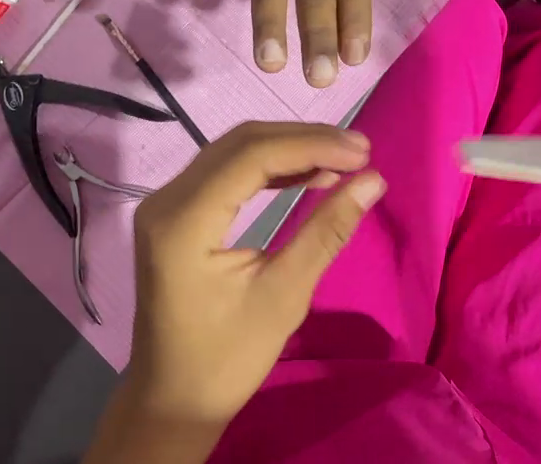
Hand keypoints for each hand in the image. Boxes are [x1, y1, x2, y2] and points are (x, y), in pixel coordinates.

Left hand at [93, 123, 383, 461]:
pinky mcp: (177, 210)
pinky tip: (309, 174)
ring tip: (343, 157)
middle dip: (304, 140)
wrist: (173, 400)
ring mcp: (167, 202)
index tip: (362, 150)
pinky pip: (226, 170)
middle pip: (242, 144)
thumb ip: (326, 231)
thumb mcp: (285, 296)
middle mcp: (167, 199)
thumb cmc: (227, 358)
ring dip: (289, 149)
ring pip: (235, 150)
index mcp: (183, 222)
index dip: (310, 145)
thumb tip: (373, 180)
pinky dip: (269, 167)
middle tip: (359, 149)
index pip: (252, 157)